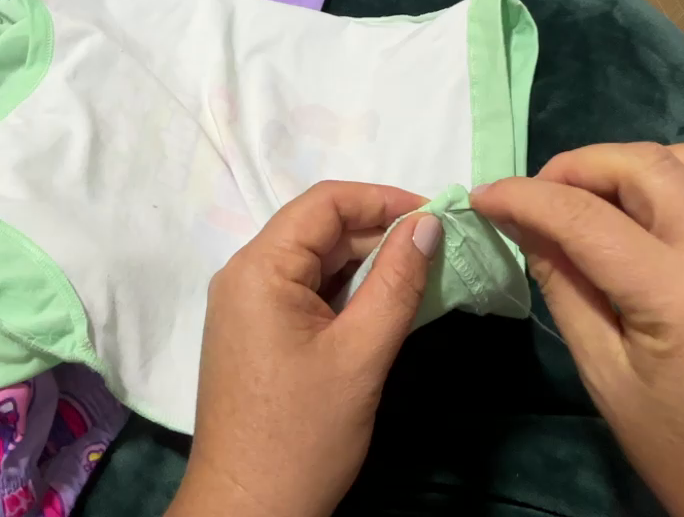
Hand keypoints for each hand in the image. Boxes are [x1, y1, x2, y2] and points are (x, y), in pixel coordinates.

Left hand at [168, 181, 442, 516]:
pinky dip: (344, 288)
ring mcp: (247, 301)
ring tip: (420, 269)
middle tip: (437, 245)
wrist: (247, 510)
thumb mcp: (360, 356)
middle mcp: (246, 271)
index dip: (380, 199)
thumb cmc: (304, 433)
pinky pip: (304, 288)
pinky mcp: (255, 328)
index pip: (323, 204)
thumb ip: (396, 283)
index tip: (433, 213)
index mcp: (259, 265)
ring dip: (364, 261)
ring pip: (313, 259)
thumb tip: (427, 224)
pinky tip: (383, 299)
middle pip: (317, 229)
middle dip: (377, 231)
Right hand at [473, 143, 683, 516]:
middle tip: (537, 198)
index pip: (587, 218)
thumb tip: (521, 223)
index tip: (482, 197)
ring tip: (588, 200)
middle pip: (644, 165)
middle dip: (576, 166)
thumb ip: (562, 284)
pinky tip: (638, 216)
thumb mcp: (606, 376)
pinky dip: (667, 180)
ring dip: (625, 165)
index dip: (523, 196)